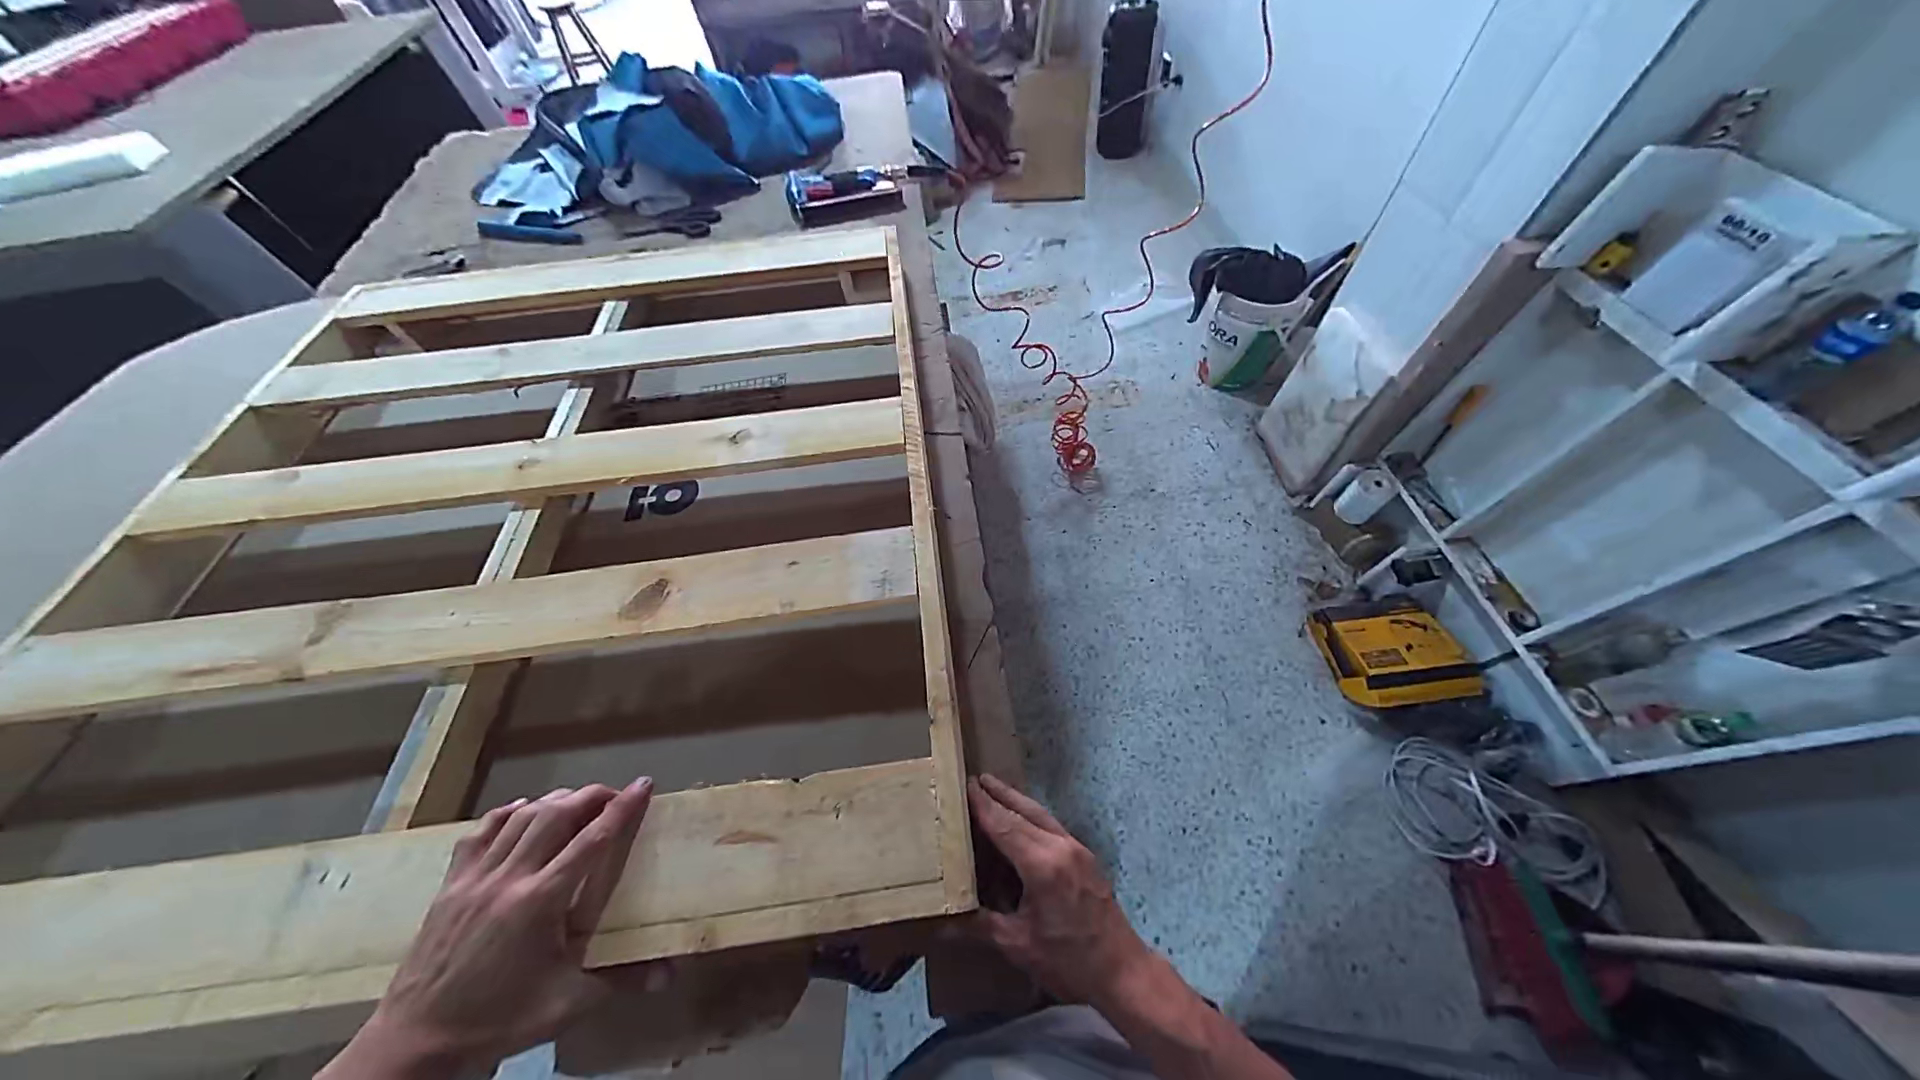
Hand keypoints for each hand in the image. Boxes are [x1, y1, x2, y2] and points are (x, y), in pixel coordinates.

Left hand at [320, 779, 655, 1079]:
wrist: (413, 1044)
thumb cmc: (498, 1020)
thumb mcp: (566, 1004)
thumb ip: (621, 981)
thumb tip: (671, 975)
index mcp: (542, 901)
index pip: (593, 838)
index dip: (623, 807)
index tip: (643, 784)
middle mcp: (510, 878)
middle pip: (557, 814)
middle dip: (592, 795)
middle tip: (615, 795)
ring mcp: (475, 878)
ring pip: (521, 816)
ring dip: (555, 800)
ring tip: (577, 801)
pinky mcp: (451, 885)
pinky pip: (481, 832)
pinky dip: (508, 813)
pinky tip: (524, 810)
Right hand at [965, 774, 1153, 1006]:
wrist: (1122, 971)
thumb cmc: (1068, 961)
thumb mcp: (1018, 945)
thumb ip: (981, 925)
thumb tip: (943, 922)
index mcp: (1042, 865)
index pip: (1005, 826)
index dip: (983, 806)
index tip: (965, 785)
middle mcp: (1061, 848)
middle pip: (1024, 812)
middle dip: (999, 794)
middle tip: (975, 779)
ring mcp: (1076, 849)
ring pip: (1040, 815)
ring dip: (1016, 800)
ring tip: (994, 788)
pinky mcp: (1085, 857)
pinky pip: (1052, 825)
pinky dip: (1032, 815)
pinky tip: (1022, 818)